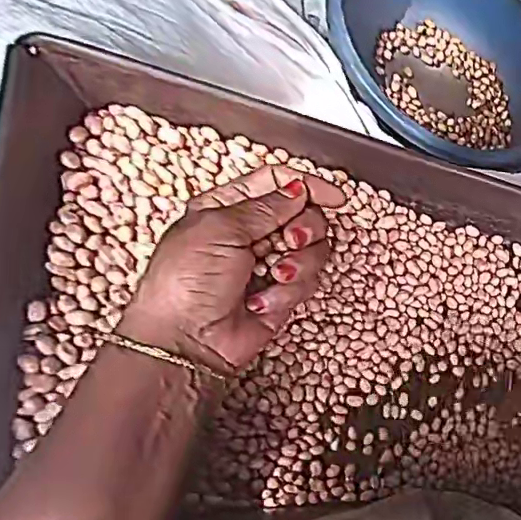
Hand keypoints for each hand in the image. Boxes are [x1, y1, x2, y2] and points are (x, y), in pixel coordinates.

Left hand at [118, 165, 338, 374]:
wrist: (188, 337)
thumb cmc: (186, 281)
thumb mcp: (220, 228)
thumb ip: (265, 207)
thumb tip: (299, 190)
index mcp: (230, 207)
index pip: (278, 183)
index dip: (308, 186)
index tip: (334, 197)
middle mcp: (254, 233)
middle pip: (306, 216)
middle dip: (305, 229)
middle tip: (290, 242)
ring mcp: (272, 263)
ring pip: (315, 250)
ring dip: (299, 264)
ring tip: (275, 277)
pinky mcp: (286, 292)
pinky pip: (309, 281)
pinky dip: (290, 291)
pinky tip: (264, 300)